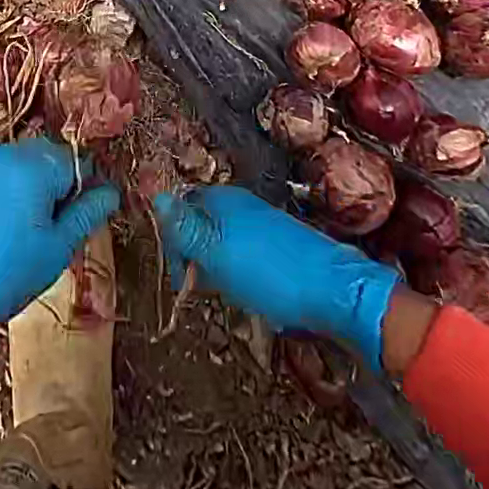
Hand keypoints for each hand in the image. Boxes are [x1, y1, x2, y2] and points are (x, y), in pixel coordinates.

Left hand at [0, 139, 118, 384]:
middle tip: (45, 228)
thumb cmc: (2, 275)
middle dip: (54, 184)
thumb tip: (111, 192)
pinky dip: (1, 188)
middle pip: (48, 157)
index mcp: (37, 166)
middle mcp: (8, 152)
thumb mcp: (57, 250)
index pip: (78, 163)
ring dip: (27, 185)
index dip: (80, 192)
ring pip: (20, 163)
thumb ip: (88, 214)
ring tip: (16, 228)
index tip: (70, 222)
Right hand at [153, 186, 398, 370]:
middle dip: (195, 259)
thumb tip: (155, 195)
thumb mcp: (215, 252)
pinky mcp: (278, 245)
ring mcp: (262, 224)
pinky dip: (241, 276)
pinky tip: (252, 294)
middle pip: (201, 227)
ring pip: (222, 246)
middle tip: (204, 287)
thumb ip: (184, 227)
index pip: (180, 210)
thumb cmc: (268, 272)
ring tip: (231, 293)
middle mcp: (241, 205)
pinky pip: (245, 257)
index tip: (178, 276)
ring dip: (218, 271)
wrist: (333, 290)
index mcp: (223, 199)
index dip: (173, 242)